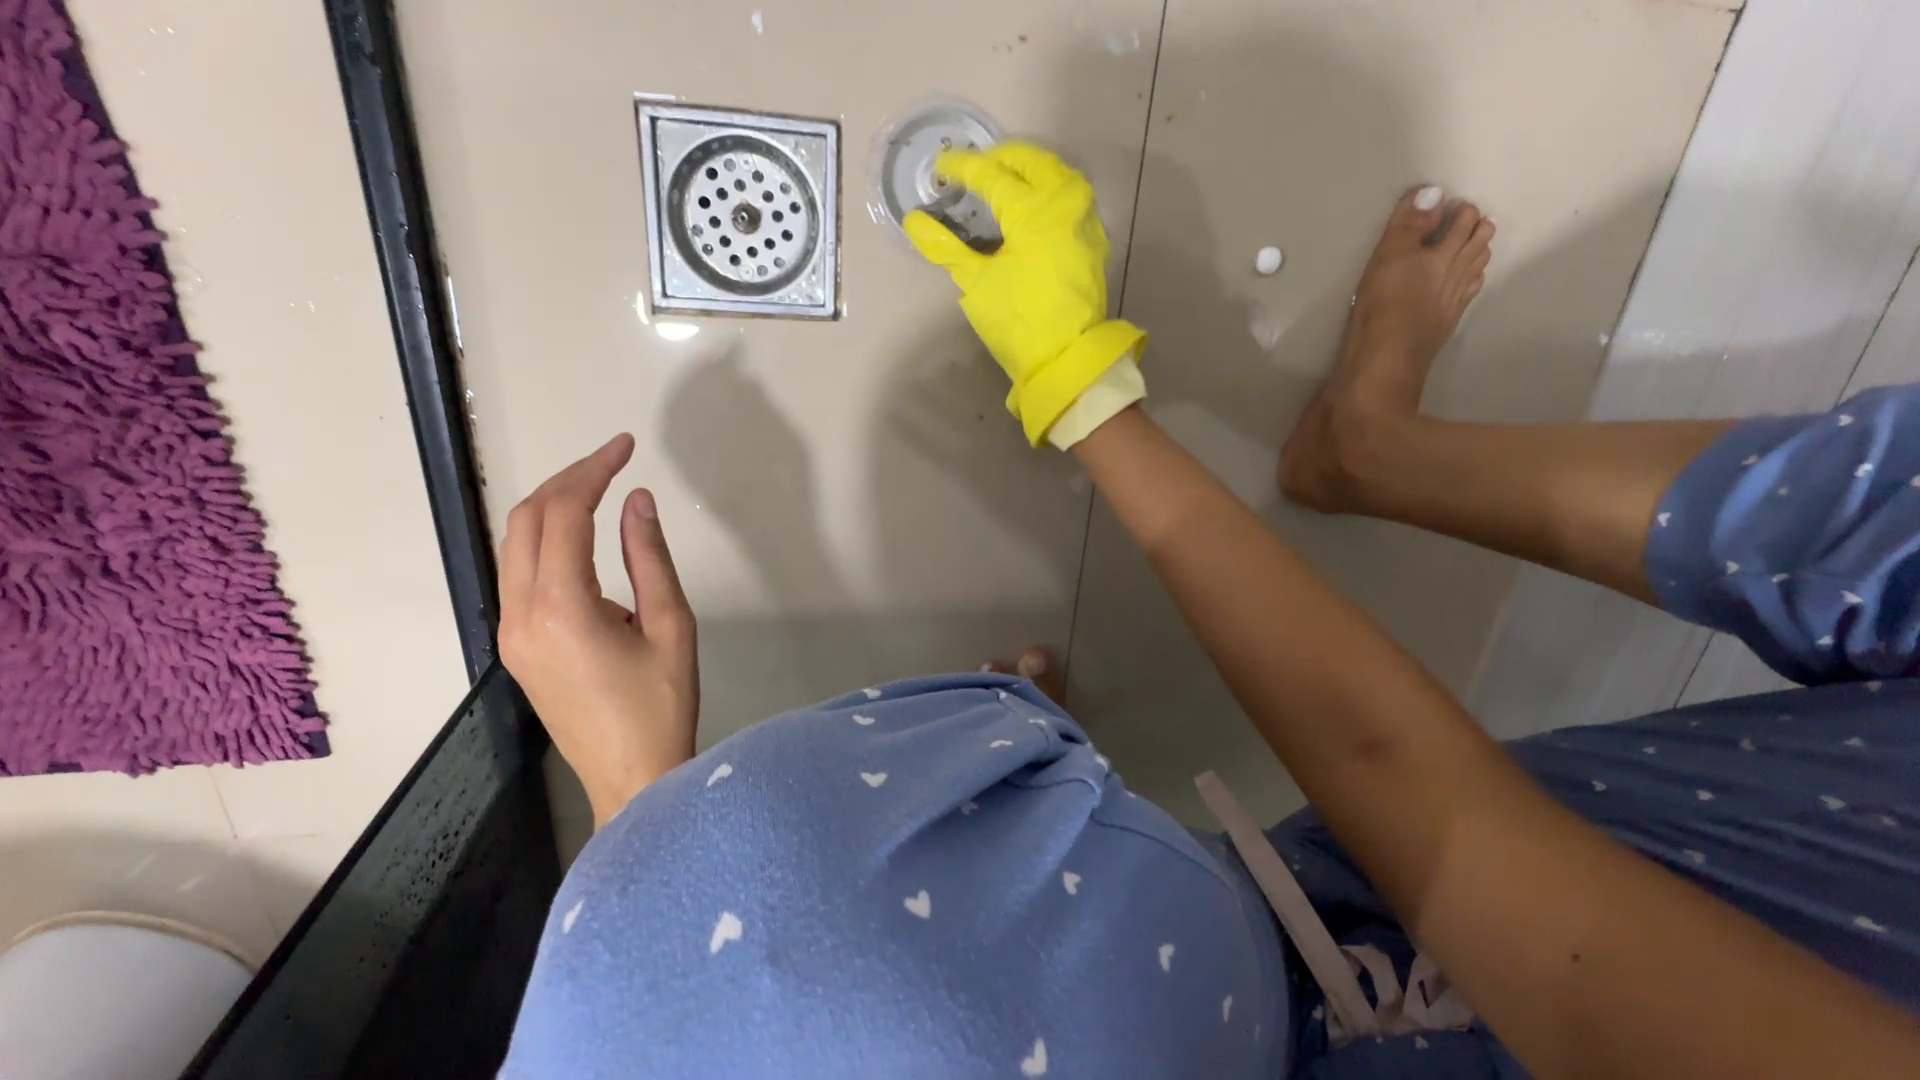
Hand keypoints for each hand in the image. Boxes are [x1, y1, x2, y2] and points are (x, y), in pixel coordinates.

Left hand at [498, 434, 697, 825]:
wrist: (631, 778)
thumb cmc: (662, 706)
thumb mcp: (672, 627)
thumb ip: (650, 557)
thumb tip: (637, 500)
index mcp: (561, 608)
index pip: (565, 514)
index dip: (594, 471)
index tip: (626, 446)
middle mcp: (520, 614)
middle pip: (528, 520)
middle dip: (569, 480)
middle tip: (613, 460)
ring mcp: (510, 632)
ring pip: (515, 544)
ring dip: (552, 507)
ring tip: (598, 487)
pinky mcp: (516, 646)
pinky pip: (519, 573)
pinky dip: (546, 540)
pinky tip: (581, 537)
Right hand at [905, 141, 1145, 445]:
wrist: (1067, 358)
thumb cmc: (1018, 321)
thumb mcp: (976, 283)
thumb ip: (946, 247)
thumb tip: (914, 220)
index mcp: (1034, 212)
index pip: (992, 176)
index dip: (963, 168)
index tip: (942, 167)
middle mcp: (1066, 205)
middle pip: (1031, 162)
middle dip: (1000, 158)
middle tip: (975, 167)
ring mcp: (1085, 221)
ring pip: (1058, 174)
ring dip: (1029, 168)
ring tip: (1003, 178)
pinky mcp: (1094, 240)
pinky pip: (1072, 197)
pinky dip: (1050, 189)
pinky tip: (1033, 203)